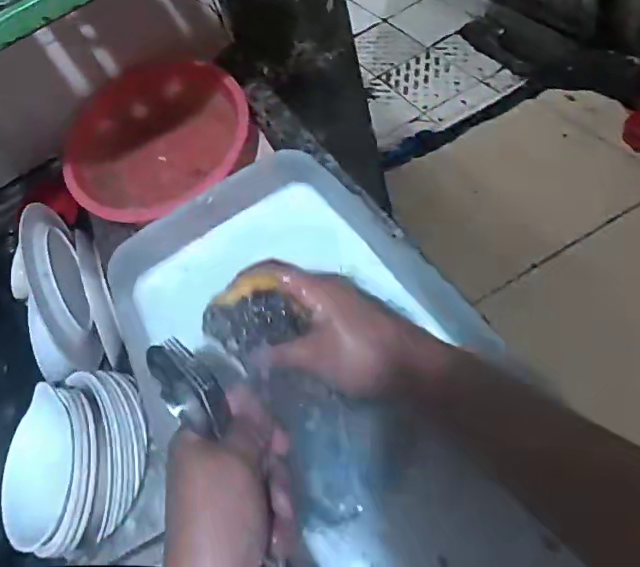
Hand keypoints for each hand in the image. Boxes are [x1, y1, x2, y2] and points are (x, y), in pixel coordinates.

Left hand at [165, 386, 298, 566]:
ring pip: (266, 476)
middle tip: (277, 472)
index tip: (270, 421)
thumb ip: (249, 427)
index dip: (249, 408)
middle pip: (251, 443)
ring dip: (279, 497)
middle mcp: (209, 464)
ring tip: (277, 518)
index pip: (223, 405)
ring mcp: (227, 497)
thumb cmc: (220, 513)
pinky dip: (277, 522)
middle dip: (272, 462)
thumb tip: (252, 406)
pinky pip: (269, 507)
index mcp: (195, 441)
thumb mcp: (235, 460)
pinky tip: (276, 541)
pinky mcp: (244, 525)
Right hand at [247, 262, 447, 398]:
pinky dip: (290, 316)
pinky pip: (310, 306)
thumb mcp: (318, 358)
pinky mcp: (348, 314)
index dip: (244, 280)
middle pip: (283, 279)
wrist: (416, 368)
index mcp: (317, 286)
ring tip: (252, 329)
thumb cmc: (364, 357)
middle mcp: (326, 284)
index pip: (272, 271)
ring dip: (273, 307)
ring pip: (297, 294)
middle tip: (232, 316)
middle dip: (255, 293)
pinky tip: (284, 340)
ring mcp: (340, 298)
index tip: (223, 297)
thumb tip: (252, 354)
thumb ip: (282, 354)